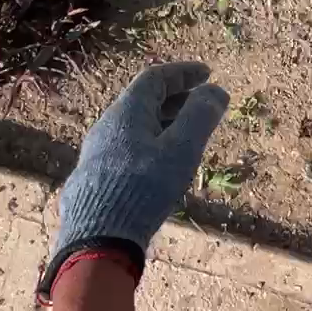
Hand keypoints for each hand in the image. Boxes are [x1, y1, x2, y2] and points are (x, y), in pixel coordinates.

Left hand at [38, 63, 228, 300]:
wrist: (98, 238)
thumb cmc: (145, 187)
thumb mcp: (181, 149)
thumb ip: (200, 116)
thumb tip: (216, 91)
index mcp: (126, 113)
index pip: (155, 78)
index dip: (183, 72)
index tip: (208, 73)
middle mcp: (106, 127)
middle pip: (143, 100)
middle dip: (176, 96)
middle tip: (201, 101)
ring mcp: (97, 153)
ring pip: (134, 124)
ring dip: (164, 119)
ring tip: (187, 132)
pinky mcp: (94, 177)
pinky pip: (128, 145)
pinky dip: (152, 140)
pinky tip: (161, 161)